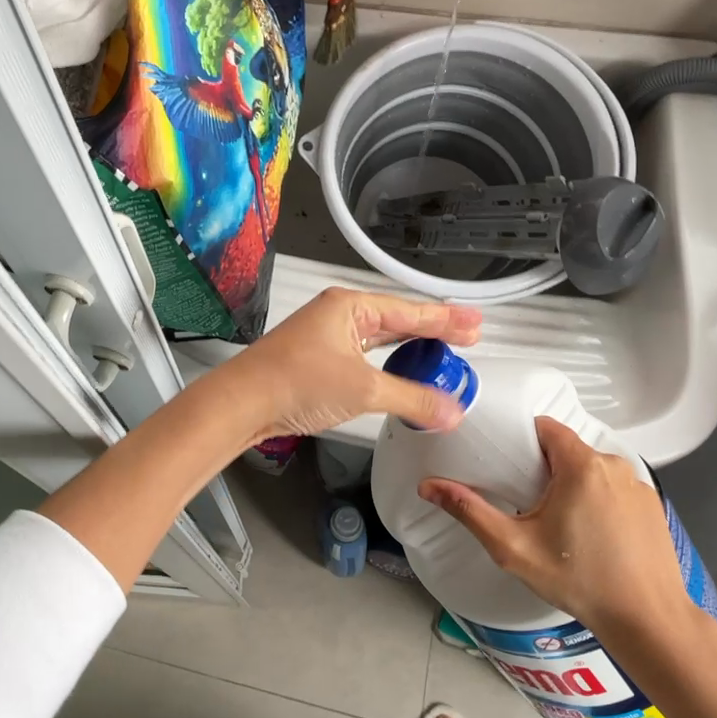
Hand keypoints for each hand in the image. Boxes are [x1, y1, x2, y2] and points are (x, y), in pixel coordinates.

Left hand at [213, 288, 481, 441]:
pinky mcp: (315, 363)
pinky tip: (398, 377)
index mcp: (349, 307)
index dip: (445, 320)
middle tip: (467, 338)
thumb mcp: (364, 389)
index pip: (409, 312)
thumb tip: (449, 410)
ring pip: (378, 342)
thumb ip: (412, 398)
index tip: (474, 324)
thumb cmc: (293, 382)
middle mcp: (336, 316)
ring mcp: (324, 339)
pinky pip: (363, 360)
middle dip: (431, 333)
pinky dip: (386, 369)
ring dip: (408, 352)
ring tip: (439, 358)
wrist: (242, 403)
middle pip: (395, 322)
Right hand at [419, 417, 698, 641]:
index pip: (545, 427)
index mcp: (581, 466)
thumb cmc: (581, 581)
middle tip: (525, 502)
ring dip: (571, 485)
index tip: (506, 463)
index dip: (522, 439)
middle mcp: (615, 466)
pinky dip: (597, 501)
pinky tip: (588, 535)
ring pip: (591, 470)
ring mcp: (639, 487)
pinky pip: (614, 489)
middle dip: (543, 468)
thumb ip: (469, 511)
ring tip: (557, 524)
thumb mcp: (513, 547)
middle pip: (567, 449)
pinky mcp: (652, 507)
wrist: (647, 619)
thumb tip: (429, 487)